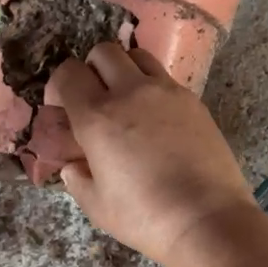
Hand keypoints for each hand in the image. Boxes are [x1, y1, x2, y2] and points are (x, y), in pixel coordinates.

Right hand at [52, 44, 257, 266]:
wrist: (206, 214)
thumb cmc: (145, 215)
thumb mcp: (97, 205)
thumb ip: (78, 179)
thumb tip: (73, 165)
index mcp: (98, 117)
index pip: (69, 73)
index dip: (61, 84)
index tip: (63, 104)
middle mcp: (132, 92)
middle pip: (105, 51)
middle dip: (92, 67)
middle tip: (95, 96)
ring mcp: (167, 90)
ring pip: (138, 55)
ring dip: (125, 68)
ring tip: (127, 99)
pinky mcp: (193, 98)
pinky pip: (165, 77)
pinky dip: (153, 85)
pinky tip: (156, 116)